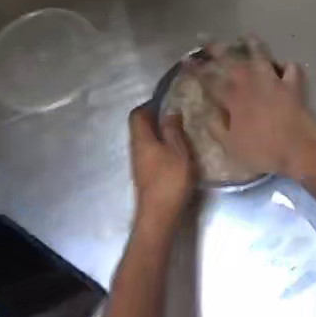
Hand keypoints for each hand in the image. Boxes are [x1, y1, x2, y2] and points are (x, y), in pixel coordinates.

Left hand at [129, 106, 193, 231]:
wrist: (158, 214)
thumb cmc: (169, 180)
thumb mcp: (178, 151)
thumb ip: (173, 130)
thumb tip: (170, 111)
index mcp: (141, 139)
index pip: (138, 115)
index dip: (150, 105)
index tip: (167, 102)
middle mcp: (136, 149)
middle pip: (140, 127)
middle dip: (155, 118)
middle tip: (176, 115)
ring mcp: (138, 163)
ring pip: (145, 140)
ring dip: (159, 133)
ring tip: (179, 131)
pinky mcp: (144, 174)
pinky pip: (150, 152)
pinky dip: (161, 146)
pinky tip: (176, 151)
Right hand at [205, 43, 315, 178]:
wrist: (297, 151)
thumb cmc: (262, 152)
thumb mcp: (231, 146)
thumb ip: (217, 128)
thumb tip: (206, 114)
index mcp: (234, 99)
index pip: (210, 80)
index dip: (197, 69)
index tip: (187, 59)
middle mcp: (252, 84)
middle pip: (232, 61)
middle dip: (217, 49)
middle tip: (207, 38)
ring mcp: (274, 82)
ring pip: (262, 57)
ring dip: (253, 45)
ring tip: (247, 35)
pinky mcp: (293, 86)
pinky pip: (291, 69)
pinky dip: (287, 65)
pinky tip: (284, 65)